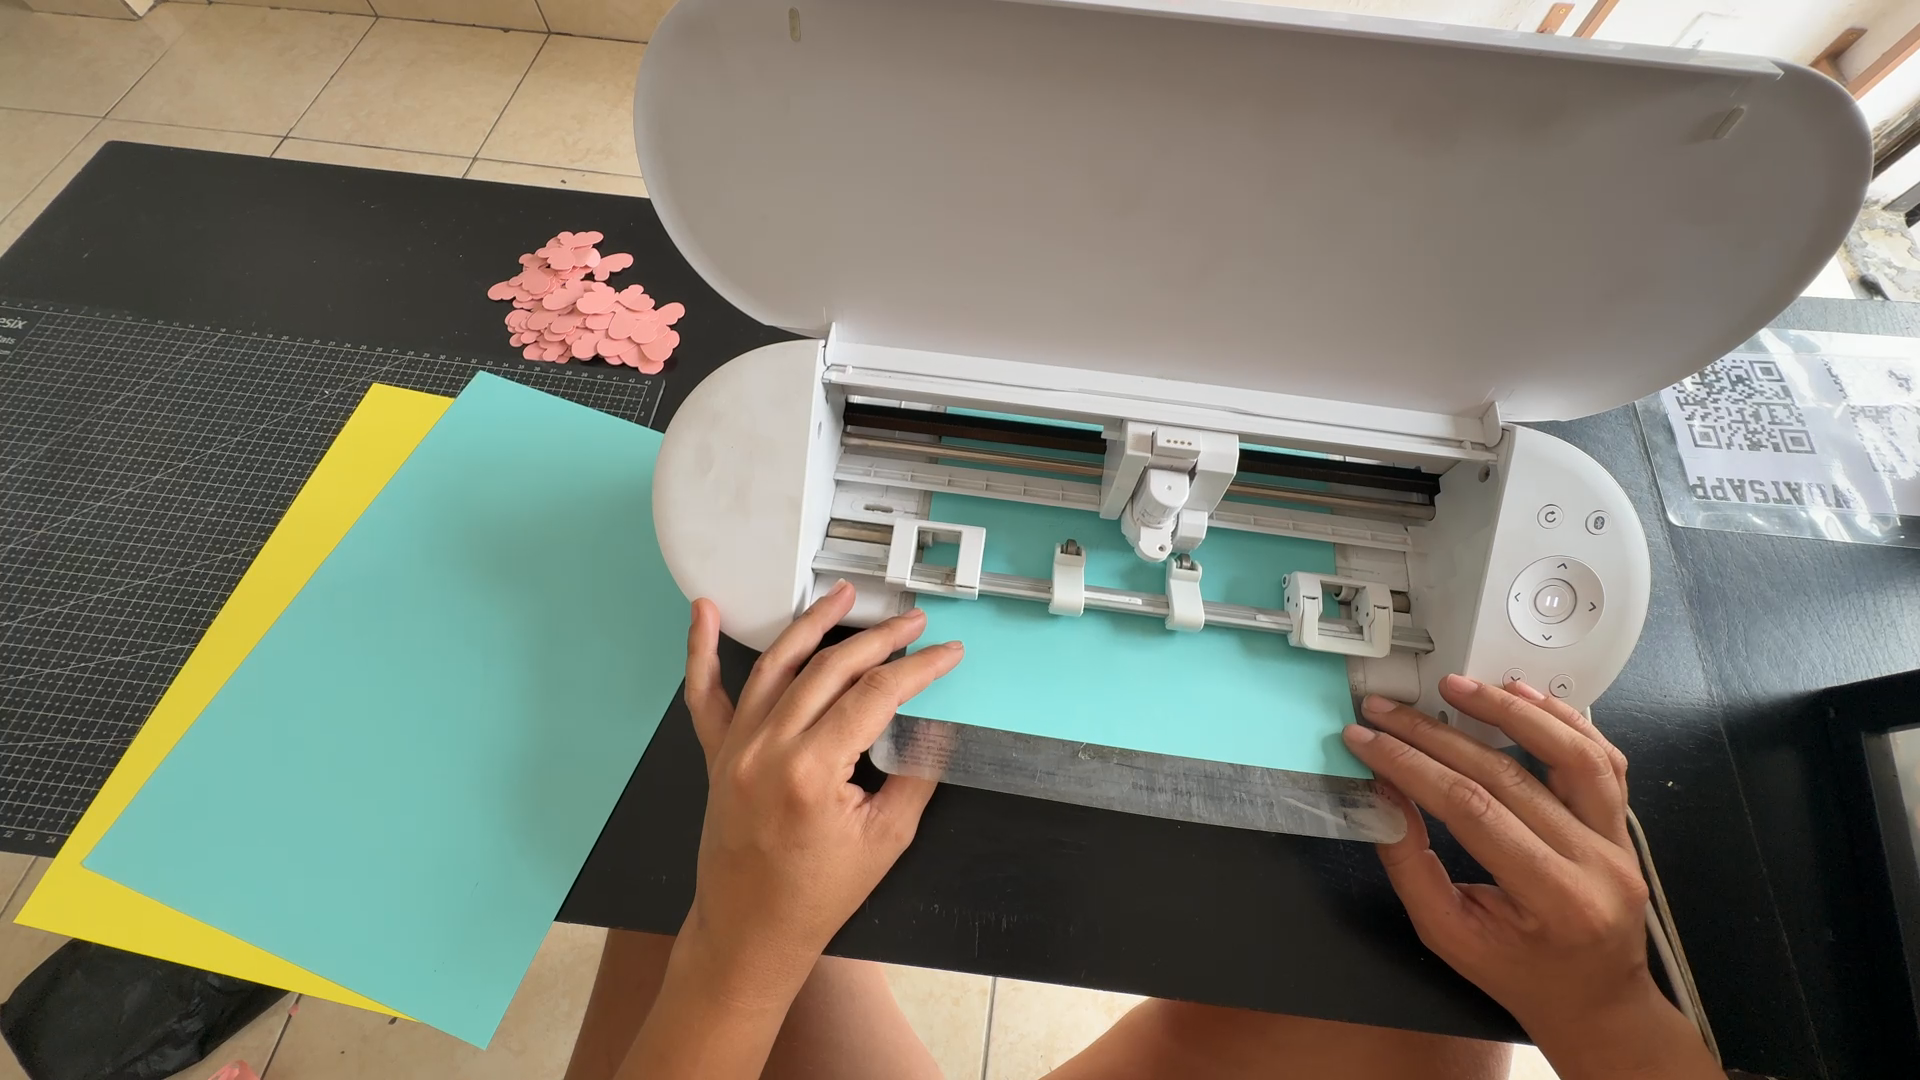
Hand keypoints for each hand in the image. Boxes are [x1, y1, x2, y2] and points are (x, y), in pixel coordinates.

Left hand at [679, 582, 962, 1005]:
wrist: (749, 933)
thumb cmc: (820, 894)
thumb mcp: (887, 838)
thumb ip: (916, 773)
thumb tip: (936, 723)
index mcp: (813, 771)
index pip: (876, 695)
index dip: (919, 668)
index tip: (947, 653)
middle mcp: (769, 747)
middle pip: (831, 668)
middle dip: (880, 638)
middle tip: (912, 621)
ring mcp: (737, 746)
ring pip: (777, 664)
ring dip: (813, 622)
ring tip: (844, 594)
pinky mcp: (717, 752)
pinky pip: (704, 693)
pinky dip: (701, 650)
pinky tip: (706, 612)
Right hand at [1340, 676, 1717, 1079]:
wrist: (1595, 999)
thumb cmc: (1513, 971)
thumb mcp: (1443, 929)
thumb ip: (1408, 860)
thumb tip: (1379, 789)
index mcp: (1553, 899)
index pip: (1471, 808)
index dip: (1409, 765)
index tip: (1363, 738)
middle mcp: (1597, 863)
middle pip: (1506, 774)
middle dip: (1431, 734)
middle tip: (1382, 708)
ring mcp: (1621, 840)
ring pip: (1572, 754)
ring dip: (1507, 710)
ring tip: (1454, 685)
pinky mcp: (1623, 824)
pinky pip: (1603, 759)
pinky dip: (1562, 719)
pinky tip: (1519, 693)